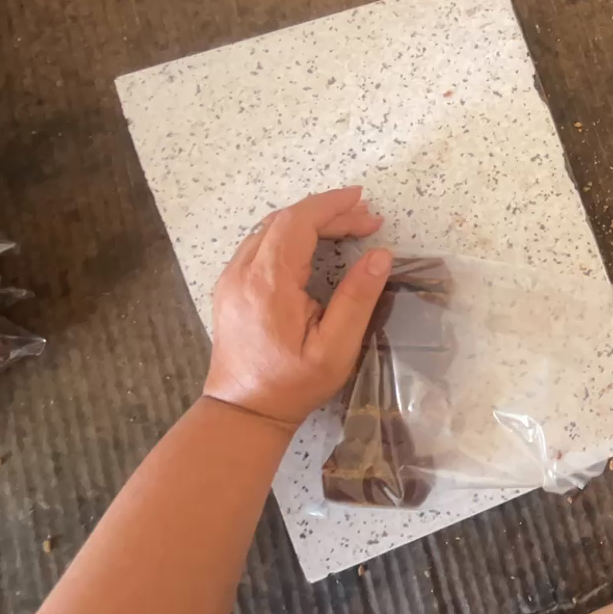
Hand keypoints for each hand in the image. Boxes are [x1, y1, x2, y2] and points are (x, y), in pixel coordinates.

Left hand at [205, 187, 392, 426]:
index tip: (365, 203)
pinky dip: (293, 232)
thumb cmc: (293, 381)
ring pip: (271, 228)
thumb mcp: (337, 346)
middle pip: (285, 220)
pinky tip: (315, 243)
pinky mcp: (231, 287)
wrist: (242, 410)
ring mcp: (232, 278)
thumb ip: (358, 298)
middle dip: (329, 212)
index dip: (333, 206)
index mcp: (268, 283)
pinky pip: (262, 242)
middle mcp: (243, 272)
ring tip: (348, 225)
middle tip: (368, 219)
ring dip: (311, 220)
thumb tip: (381, 255)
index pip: (298, 222)